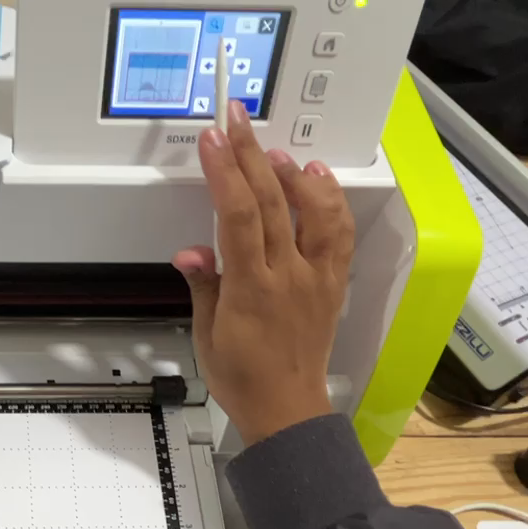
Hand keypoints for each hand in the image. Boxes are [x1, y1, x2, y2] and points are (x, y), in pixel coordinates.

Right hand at [173, 100, 354, 445]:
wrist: (287, 409)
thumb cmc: (242, 378)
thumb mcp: (207, 336)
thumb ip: (203, 286)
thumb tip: (191, 252)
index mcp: (251, 290)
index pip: (239, 216)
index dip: (225, 173)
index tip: (211, 141)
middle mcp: (288, 276)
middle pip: (273, 202)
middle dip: (250, 155)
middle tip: (236, 119)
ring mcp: (316, 278)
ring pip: (311, 211)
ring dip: (291, 173)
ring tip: (269, 149)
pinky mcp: (332, 283)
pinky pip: (337, 233)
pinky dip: (328, 201)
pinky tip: (315, 178)